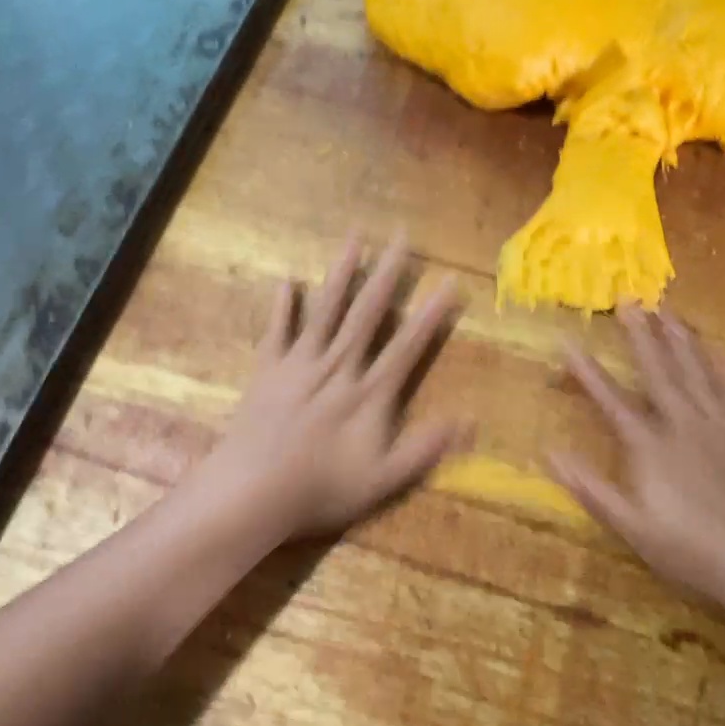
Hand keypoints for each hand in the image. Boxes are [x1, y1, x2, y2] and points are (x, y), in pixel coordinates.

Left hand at [195, 234, 469, 542]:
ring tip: (354, 238)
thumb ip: (425, 448)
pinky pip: (277, 330)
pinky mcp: (267, 370)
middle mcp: (338, 366)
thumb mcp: (384, 479)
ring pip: (325, 310)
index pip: (408, 345)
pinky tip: (286, 280)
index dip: (431, 314)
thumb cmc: (322, 489)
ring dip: (341, 273)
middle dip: (388, 273)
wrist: (253, 490)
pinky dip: (282, 306)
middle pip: (367, 313)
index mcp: (369, 392)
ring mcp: (299, 364)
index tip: (450, 281)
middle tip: (401, 235)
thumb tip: (470, 421)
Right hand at [547, 306, 724, 608]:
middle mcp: (684, 425)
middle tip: (630, 300)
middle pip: (659, 371)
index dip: (587, 372)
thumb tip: (549, 453)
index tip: (567, 340)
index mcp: (650, 447)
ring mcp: (721, 426)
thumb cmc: (691, 550)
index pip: (611, 401)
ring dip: (680, 339)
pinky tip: (718, 350)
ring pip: (697, 371)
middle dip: (640, 335)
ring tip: (668, 310)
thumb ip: (591, 487)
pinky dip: (724, 366)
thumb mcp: (631, 526)